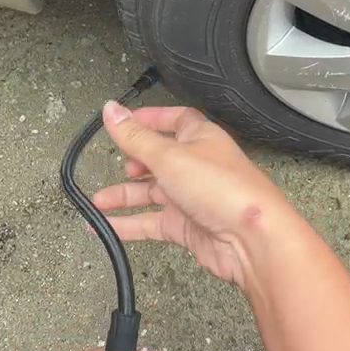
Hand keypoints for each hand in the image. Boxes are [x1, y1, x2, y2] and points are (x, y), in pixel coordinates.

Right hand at [92, 103, 309, 290]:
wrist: (252, 240)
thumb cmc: (224, 189)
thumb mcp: (169, 156)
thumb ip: (135, 137)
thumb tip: (111, 110)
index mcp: (200, 138)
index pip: (174, 120)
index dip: (150, 119)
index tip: (123, 121)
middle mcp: (197, 165)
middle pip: (159, 158)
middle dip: (135, 162)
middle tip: (118, 165)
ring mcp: (193, 198)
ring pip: (152, 193)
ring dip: (125, 196)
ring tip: (97, 202)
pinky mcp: (189, 227)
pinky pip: (152, 223)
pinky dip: (128, 225)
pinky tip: (106, 228)